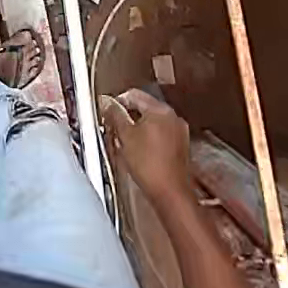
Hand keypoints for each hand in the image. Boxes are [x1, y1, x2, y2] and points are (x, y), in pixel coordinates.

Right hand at [103, 89, 192, 205]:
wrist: (171, 193)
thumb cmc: (147, 163)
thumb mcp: (125, 136)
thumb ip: (115, 114)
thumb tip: (106, 101)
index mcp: (160, 109)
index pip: (134, 94)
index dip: (118, 102)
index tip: (107, 113)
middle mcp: (173, 116)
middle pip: (145, 107)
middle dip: (128, 115)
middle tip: (114, 128)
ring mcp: (179, 131)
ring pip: (153, 121)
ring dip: (138, 127)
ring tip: (125, 141)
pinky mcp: (181, 146)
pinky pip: (161, 133)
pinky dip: (149, 137)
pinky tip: (140, 150)